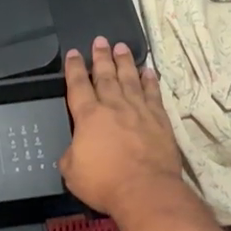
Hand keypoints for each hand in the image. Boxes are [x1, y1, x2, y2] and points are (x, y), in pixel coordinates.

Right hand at [59, 37, 188, 221]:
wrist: (146, 191)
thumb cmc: (104, 182)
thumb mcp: (72, 172)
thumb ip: (71, 155)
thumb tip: (75, 150)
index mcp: (88, 116)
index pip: (78, 85)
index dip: (75, 68)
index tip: (75, 53)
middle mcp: (113, 106)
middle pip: (106, 76)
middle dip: (101, 57)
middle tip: (101, 40)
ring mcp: (139, 111)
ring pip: (130, 79)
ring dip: (125, 62)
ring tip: (121, 47)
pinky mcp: (159, 120)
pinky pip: (153, 94)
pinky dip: (150, 81)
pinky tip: (148, 71)